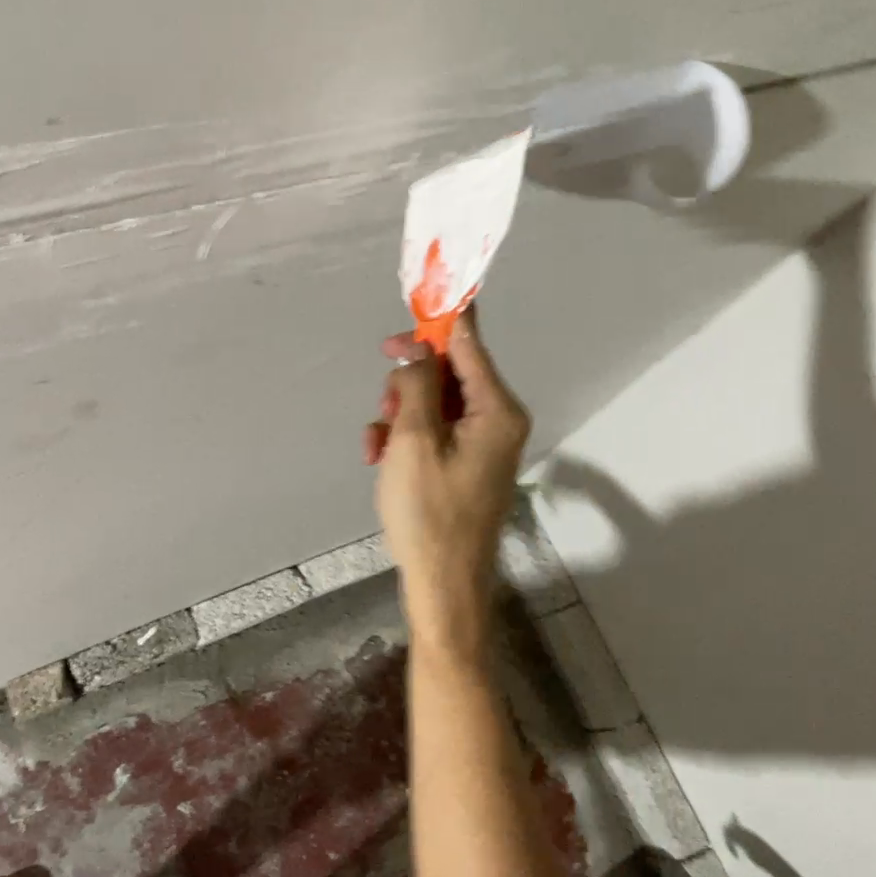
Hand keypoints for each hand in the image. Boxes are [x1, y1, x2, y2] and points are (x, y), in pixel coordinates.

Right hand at [364, 307, 529, 657]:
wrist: (444, 584)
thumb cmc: (429, 512)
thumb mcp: (414, 440)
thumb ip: (417, 384)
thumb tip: (418, 352)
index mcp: (497, 409)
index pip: (469, 344)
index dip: (441, 318)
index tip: (420, 292)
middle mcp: (498, 420)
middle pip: (449, 372)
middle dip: (408, 381)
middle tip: (381, 400)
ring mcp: (483, 445)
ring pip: (435, 402)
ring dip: (400, 413)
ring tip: (377, 443)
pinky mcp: (466, 465)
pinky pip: (434, 432)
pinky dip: (405, 437)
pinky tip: (381, 458)